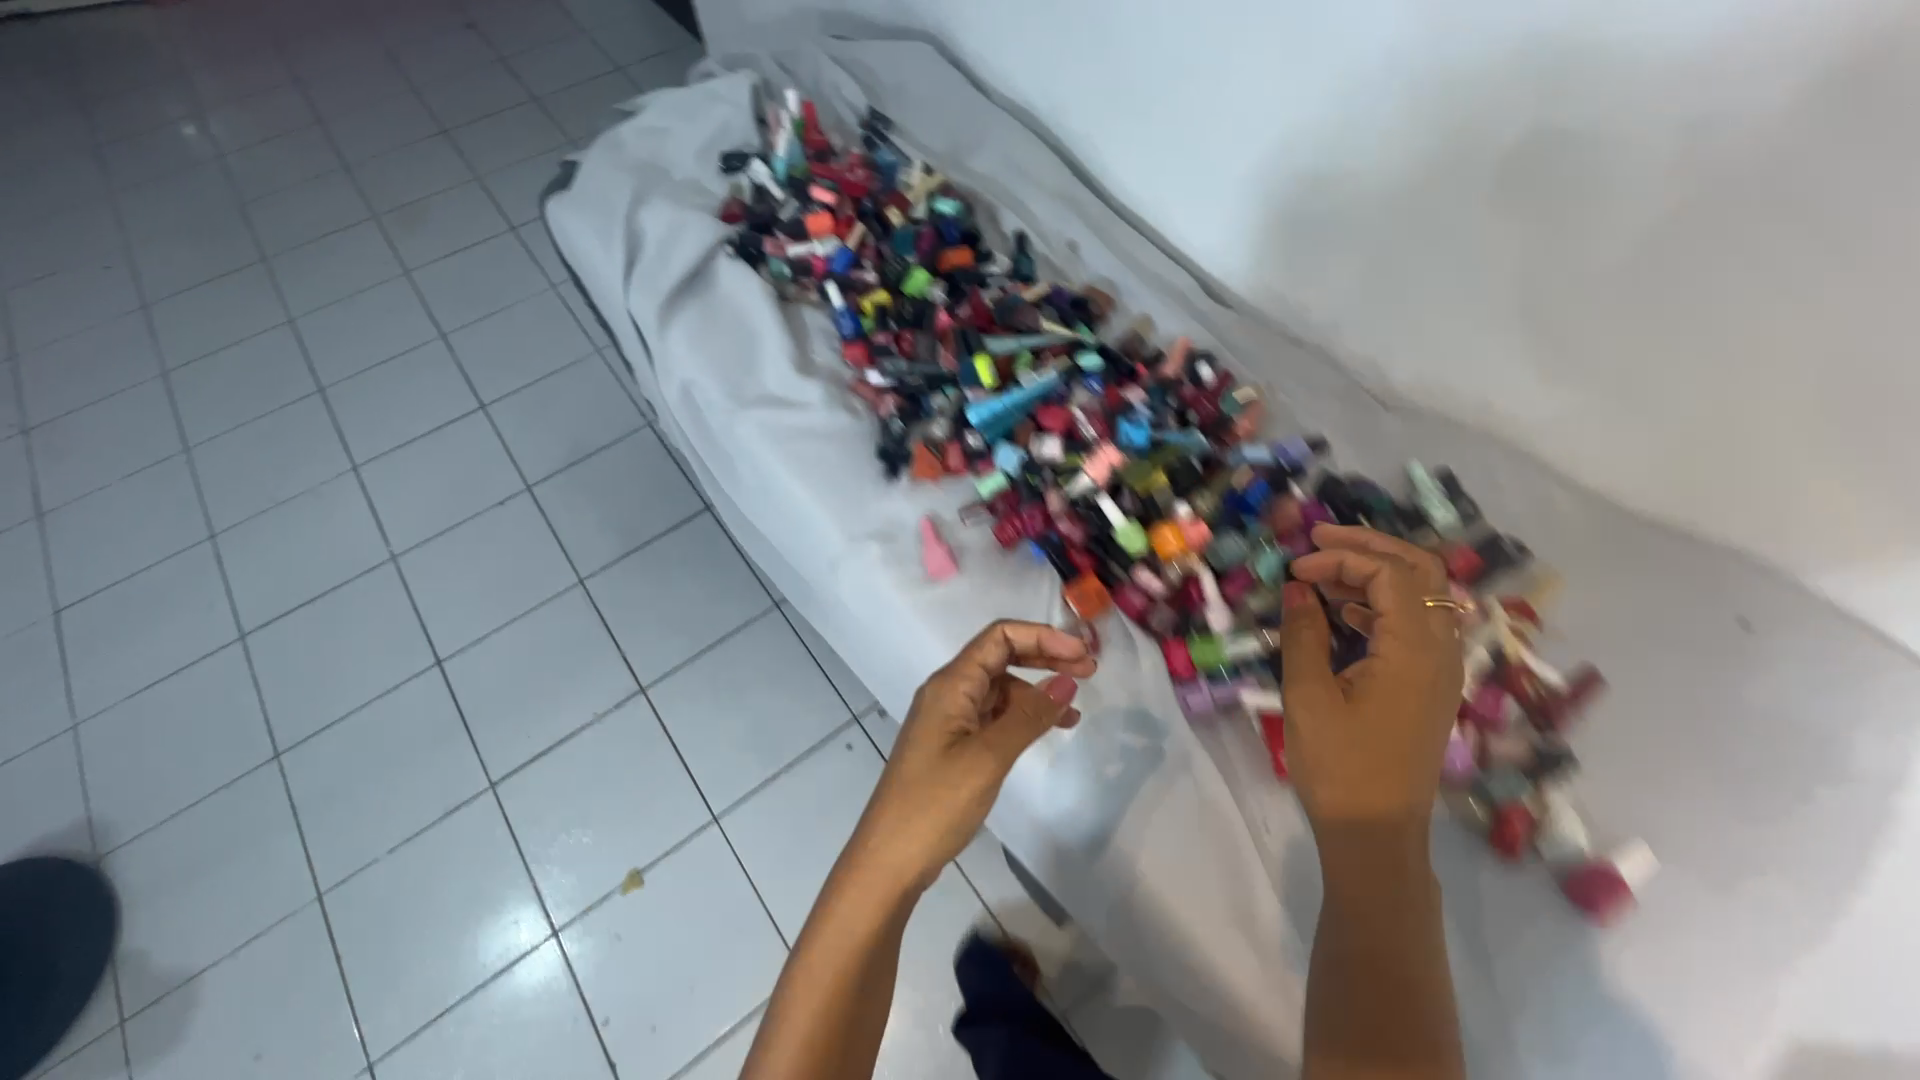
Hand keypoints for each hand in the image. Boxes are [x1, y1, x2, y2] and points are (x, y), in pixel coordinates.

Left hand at [848, 621, 1096, 893]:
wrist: (890, 858)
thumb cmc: (936, 803)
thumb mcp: (989, 757)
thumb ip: (1029, 717)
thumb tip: (1067, 682)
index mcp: (951, 684)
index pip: (999, 637)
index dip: (1043, 636)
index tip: (1082, 655)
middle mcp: (948, 692)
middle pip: (1001, 657)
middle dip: (1045, 658)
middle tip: (1089, 672)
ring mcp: (949, 719)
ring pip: (1000, 689)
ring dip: (1037, 692)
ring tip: (1075, 712)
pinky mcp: (952, 745)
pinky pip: (993, 716)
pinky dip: (1022, 718)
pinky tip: (1047, 732)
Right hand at [1280, 524, 1464, 828]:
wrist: (1376, 833)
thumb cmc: (1339, 765)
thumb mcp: (1308, 695)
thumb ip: (1303, 633)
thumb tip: (1297, 589)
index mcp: (1415, 649)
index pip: (1390, 573)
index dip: (1341, 558)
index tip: (1296, 570)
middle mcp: (1441, 650)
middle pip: (1422, 572)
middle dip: (1370, 548)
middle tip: (1319, 541)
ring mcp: (1442, 669)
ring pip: (1424, 597)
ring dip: (1377, 574)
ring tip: (1323, 574)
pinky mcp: (1432, 686)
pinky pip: (1418, 626)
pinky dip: (1383, 605)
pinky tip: (1343, 613)